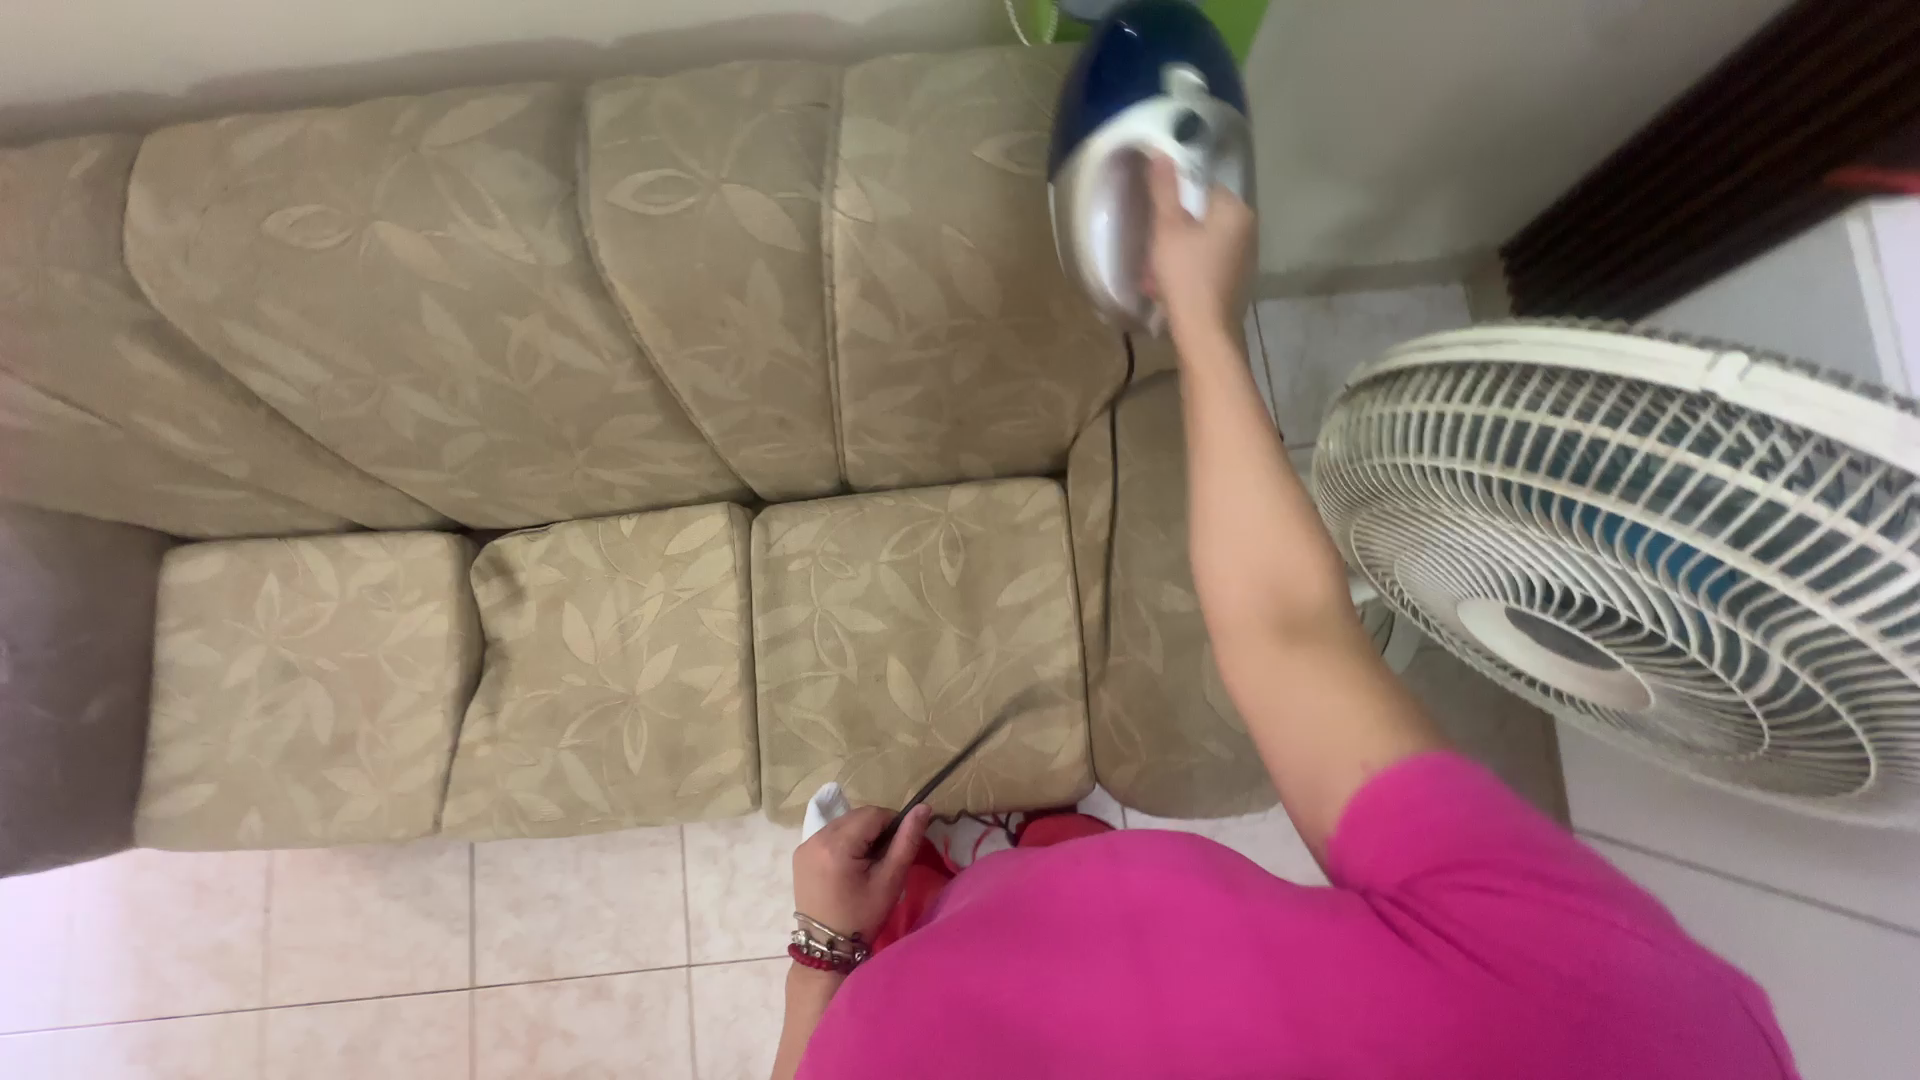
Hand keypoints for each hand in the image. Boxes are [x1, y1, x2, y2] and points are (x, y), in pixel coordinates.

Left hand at [791, 804, 931, 942]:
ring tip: (866, 863)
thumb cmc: (862, 917)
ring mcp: (805, 845)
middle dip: (875, 830)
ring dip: (859, 834)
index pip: (874, 814)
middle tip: (883, 859)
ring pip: (843, 823)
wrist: (826, 948)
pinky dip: (844, 842)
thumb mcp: (890, 881)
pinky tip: (848, 866)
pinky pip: (829, 834)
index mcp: (837, 845)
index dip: (892, 825)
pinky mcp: (800, 854)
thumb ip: (907, 841)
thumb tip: (923, 807)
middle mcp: (816, 838)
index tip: (897, 848)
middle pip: (857, 816)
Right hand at [1143, 154, 1255, 343]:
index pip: (1203, 189)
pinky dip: (1190, 274)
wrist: (1205, 332)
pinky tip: (1173, 292)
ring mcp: (1246, 259)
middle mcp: (1248, 230)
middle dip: (1176, 235)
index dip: (1176, 205)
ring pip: (1204, 245)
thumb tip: (1162, 152)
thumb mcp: (1167, 229)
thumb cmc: (1185, 277)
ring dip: (1179, 256)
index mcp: (1236, 210)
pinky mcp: (1238, 284)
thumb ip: (1165, 189)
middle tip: (1153, 257)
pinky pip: (1209, 267)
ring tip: (1157, 278)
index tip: (1158, 226)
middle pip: (1203, 219)